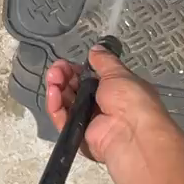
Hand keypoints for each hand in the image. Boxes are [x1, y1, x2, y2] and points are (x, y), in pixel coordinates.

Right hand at [43, 46, 181, 169]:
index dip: (76, 69)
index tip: (67, 63)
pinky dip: (55, 105)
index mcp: (116, 91)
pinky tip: (53, 92)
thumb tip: (96, 49)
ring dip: (57, 88)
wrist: (131, 133)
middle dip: (64, 76)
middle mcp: (102, 106)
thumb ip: (104, 61)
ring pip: (66, 102)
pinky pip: (62, 117)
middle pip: (75, 89)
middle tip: (57, 69)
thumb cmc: (130, 100)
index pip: (89, 78)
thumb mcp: (119, 74)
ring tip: (53, 78)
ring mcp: (89, 120)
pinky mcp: (76, 133)